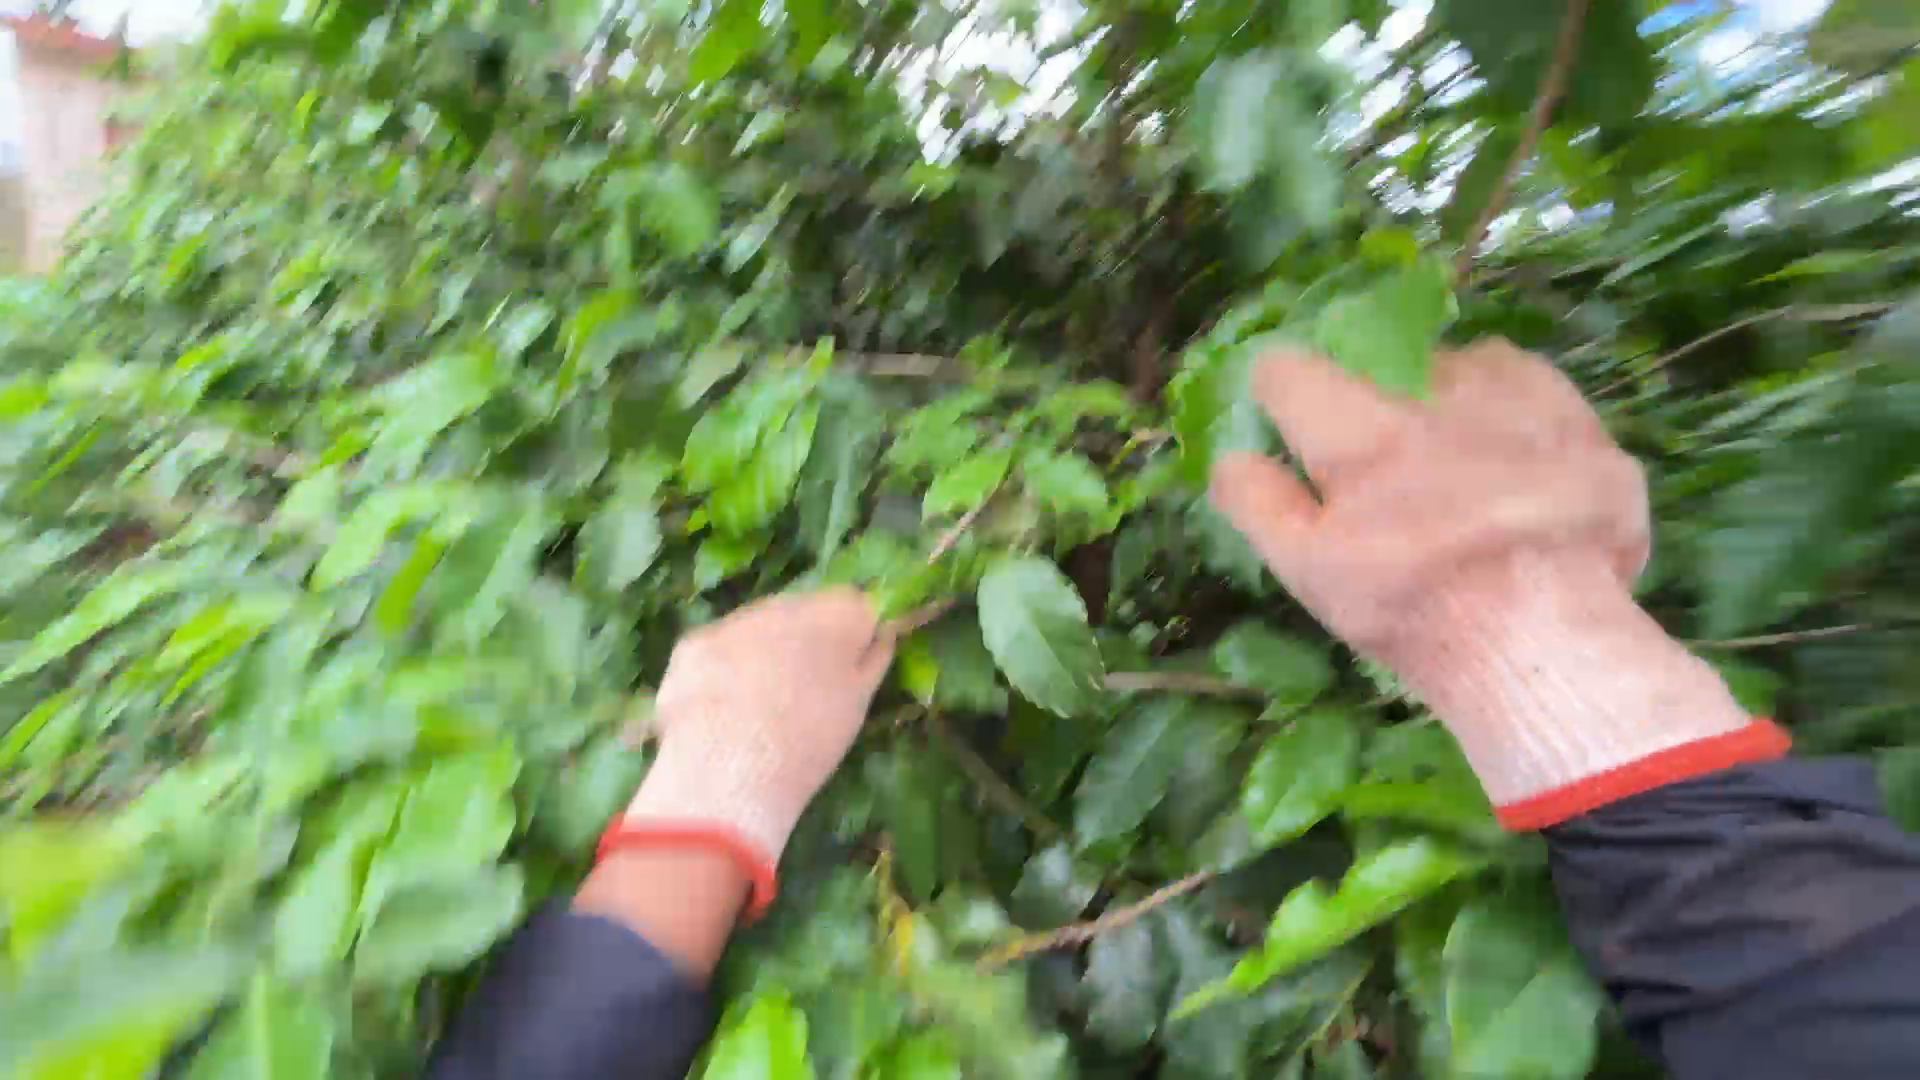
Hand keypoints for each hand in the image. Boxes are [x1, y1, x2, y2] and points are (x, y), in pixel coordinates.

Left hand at [615, 589, 893, 913]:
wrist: (728, 775)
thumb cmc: (810, 743)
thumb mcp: (858, 703)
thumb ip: (875, 656)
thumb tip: (884, 628)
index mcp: (836, 615)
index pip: (854, 602)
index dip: (852, 631)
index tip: (847, 662)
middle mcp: (786, 604)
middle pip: (803, 608)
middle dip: (804, 635)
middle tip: (800, 686)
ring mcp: (736, 619)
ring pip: (758, 623)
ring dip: (763, 647)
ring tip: (758, 701)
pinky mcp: (694, 640)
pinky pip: (719, 645)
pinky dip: (722, 665)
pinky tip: (722, 705)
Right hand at [1210, 340, 1785, 826]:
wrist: (1541, 650)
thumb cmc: (1406, 607)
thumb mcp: (1305, 567)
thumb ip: (1256, 501)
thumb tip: (1230, 455)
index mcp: (1364, 437)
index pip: (1290, 372)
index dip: (1276, 392)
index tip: (1286, 420)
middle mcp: (1441, 400)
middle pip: (1373, 362)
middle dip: (1361, 399)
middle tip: (1372, 457)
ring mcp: (1521, 406)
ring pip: (1454, 363)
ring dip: (1434, 394)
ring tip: (1440, 447)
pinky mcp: (1584, 426)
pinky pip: (1527, 381)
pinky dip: (1502, 404)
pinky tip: (1500, 449)